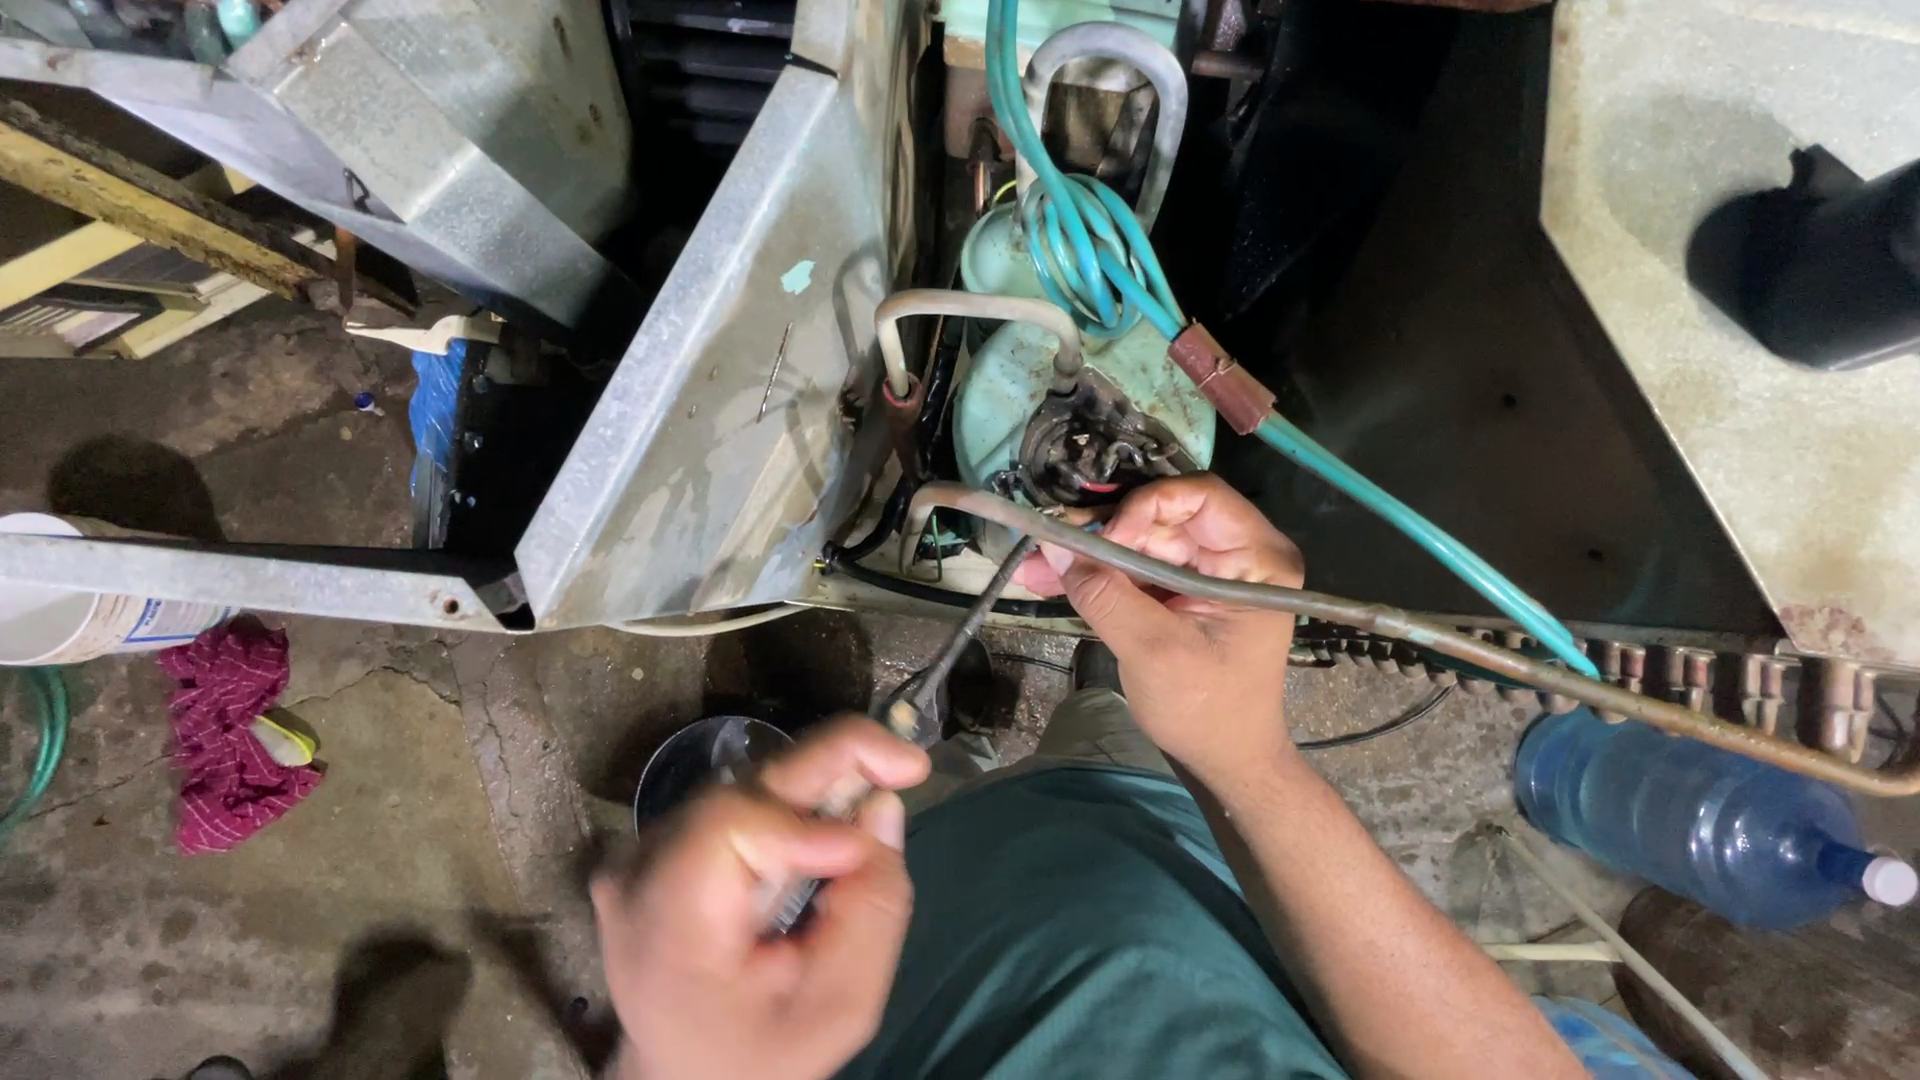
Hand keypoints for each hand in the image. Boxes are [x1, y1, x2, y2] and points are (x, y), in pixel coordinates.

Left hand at [592, 716, 930, 1079]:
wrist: (684, 1076)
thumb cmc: (759, 1056)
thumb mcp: (838, 1011)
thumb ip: (870, 911)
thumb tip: (881, 806)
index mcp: (666, 923)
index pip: (727, 825)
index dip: (803, 821)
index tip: (862, 849)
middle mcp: (644, 866)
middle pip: (747, 787)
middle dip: (837, 762)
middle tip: (909, 764)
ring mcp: (651, 847)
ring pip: (754, 785)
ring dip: (825, 785)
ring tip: (879, 794)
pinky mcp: (672, 836)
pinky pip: (750, 797)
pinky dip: (804, 801)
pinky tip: (840, 820)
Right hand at [1014, 474, 1305, 785]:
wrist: (1224, 758)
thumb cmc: (1207, 708)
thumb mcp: (1154, 651)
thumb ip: (1104, 594)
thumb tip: (1051, 546)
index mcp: (1255, 558)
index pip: (1200, 496)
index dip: (1145, 506)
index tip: (1103, 541)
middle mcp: (1233, 553)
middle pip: (1160, 516)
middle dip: (1101, 531)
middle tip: (1048, 543)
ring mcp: (1202, 570)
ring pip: (1136, 539)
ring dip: (1086, 552)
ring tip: (1033, 563)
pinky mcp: (1177, 589)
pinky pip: (1130, 566)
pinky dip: (1092, 573)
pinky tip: (1047, 578)